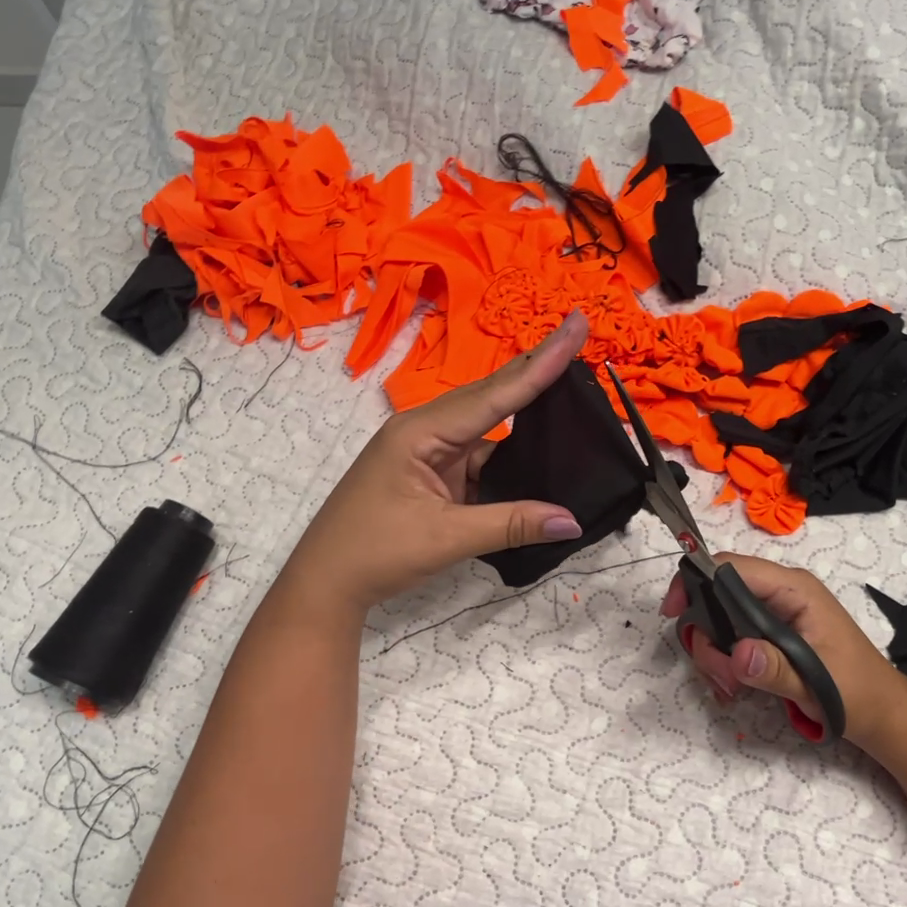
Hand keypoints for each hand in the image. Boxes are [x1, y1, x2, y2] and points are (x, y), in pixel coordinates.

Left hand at [283, 312, 589, 611]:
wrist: (327, 582)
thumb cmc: (375, 552)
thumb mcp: (446, 538)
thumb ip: (511, 525)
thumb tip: (572, 521)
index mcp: (421, 432)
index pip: (494, 394)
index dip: (540, 363)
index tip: (576, 325)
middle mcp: (426, 431)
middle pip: (491, 396)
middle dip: (536, 368)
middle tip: (579, 331)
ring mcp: (429, 453)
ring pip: (487, 427)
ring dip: (526, 411)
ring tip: (573, 383)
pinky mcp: (433, 475)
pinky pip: (480, 456)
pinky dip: (512, 456)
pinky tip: (541, 450)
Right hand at [662, 552, 906, 744]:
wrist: (880, 712)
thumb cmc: (856, 691)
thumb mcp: (815, 683)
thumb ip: (774, 669)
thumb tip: (738, 653)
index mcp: (793, 589)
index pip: (731, 567)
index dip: (696, 582)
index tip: (674, 613)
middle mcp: (778, 594)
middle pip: (716, 596)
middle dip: (706, 636)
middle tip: (721, 675)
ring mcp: (771, 615)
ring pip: (717, 621)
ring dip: (714, 655)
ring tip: (731, 687)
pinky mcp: (767, 635)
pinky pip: (729, 638)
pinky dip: (723, 663)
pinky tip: (734, 687)